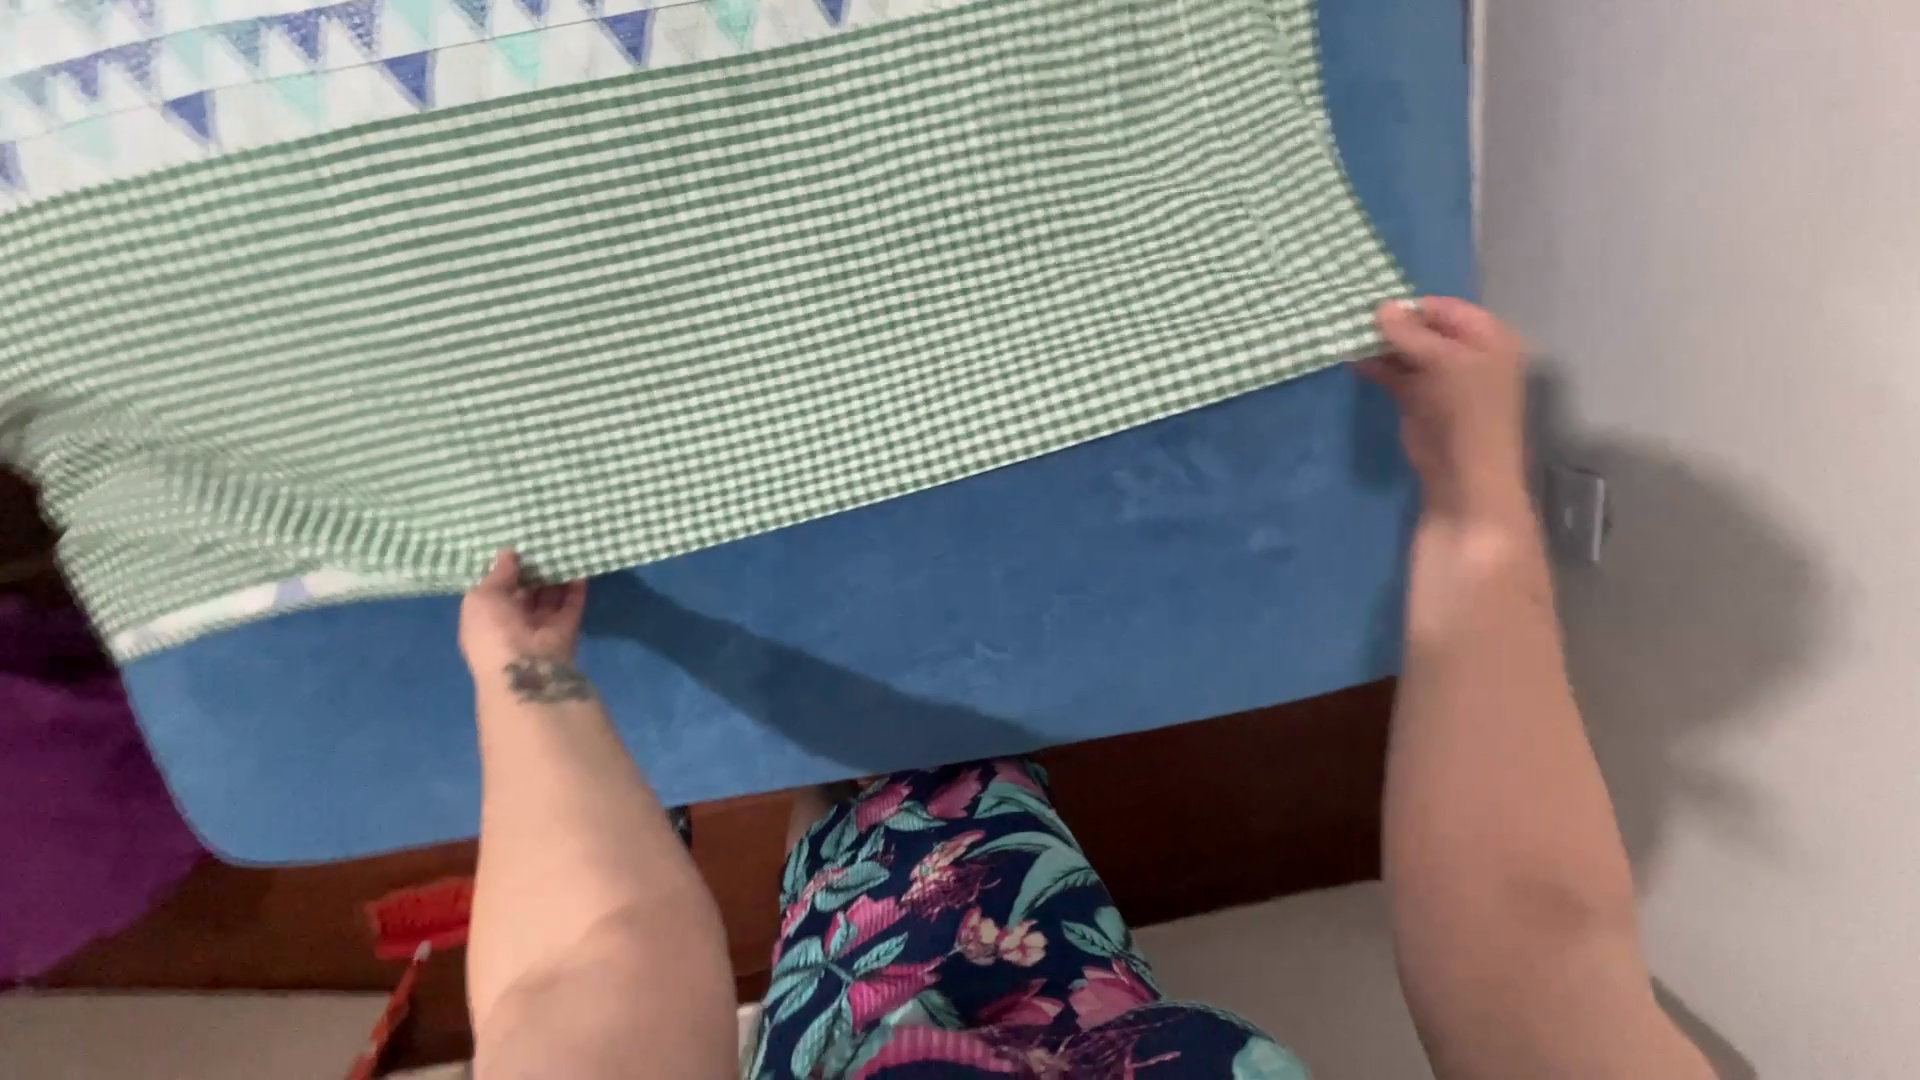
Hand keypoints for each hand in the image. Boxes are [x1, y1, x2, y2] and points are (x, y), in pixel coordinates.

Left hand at [460, 550, 586, 677]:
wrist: (524, 667)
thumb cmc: (492, 631)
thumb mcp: (482, 597)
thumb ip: (498, 574)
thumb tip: (508, 553)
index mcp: (485, 617)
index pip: (496, 589)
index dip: (504, 569)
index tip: (515, 545)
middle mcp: (513, 622)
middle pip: (525, 591)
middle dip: (532, 570)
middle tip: (542, 541)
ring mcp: (542, 626)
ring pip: (550, 596)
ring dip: (555, 576)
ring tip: (561, 548)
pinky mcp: (567, 628)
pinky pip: (572, 603)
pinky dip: (577, 587)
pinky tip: (579, 565)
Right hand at [1358, 297, 1531, 526]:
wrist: (1463, 473)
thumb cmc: (1467, 412)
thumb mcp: (1444, 363)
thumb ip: (1411, 335)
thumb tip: (1380, 307)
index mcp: (1488, 338)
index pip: (1447, 309)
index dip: (1414, 307)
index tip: (1376, 307)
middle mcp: (1466, 354)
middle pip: (1425, 329)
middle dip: (1393, 326)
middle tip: (1355, 321)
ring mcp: (1441, 378)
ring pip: (1407, 352)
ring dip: (1380, 346)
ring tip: (1348, 338)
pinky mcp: (1418, 400)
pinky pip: (1396, 375)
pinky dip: (1376, 367)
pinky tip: (1353, 361)